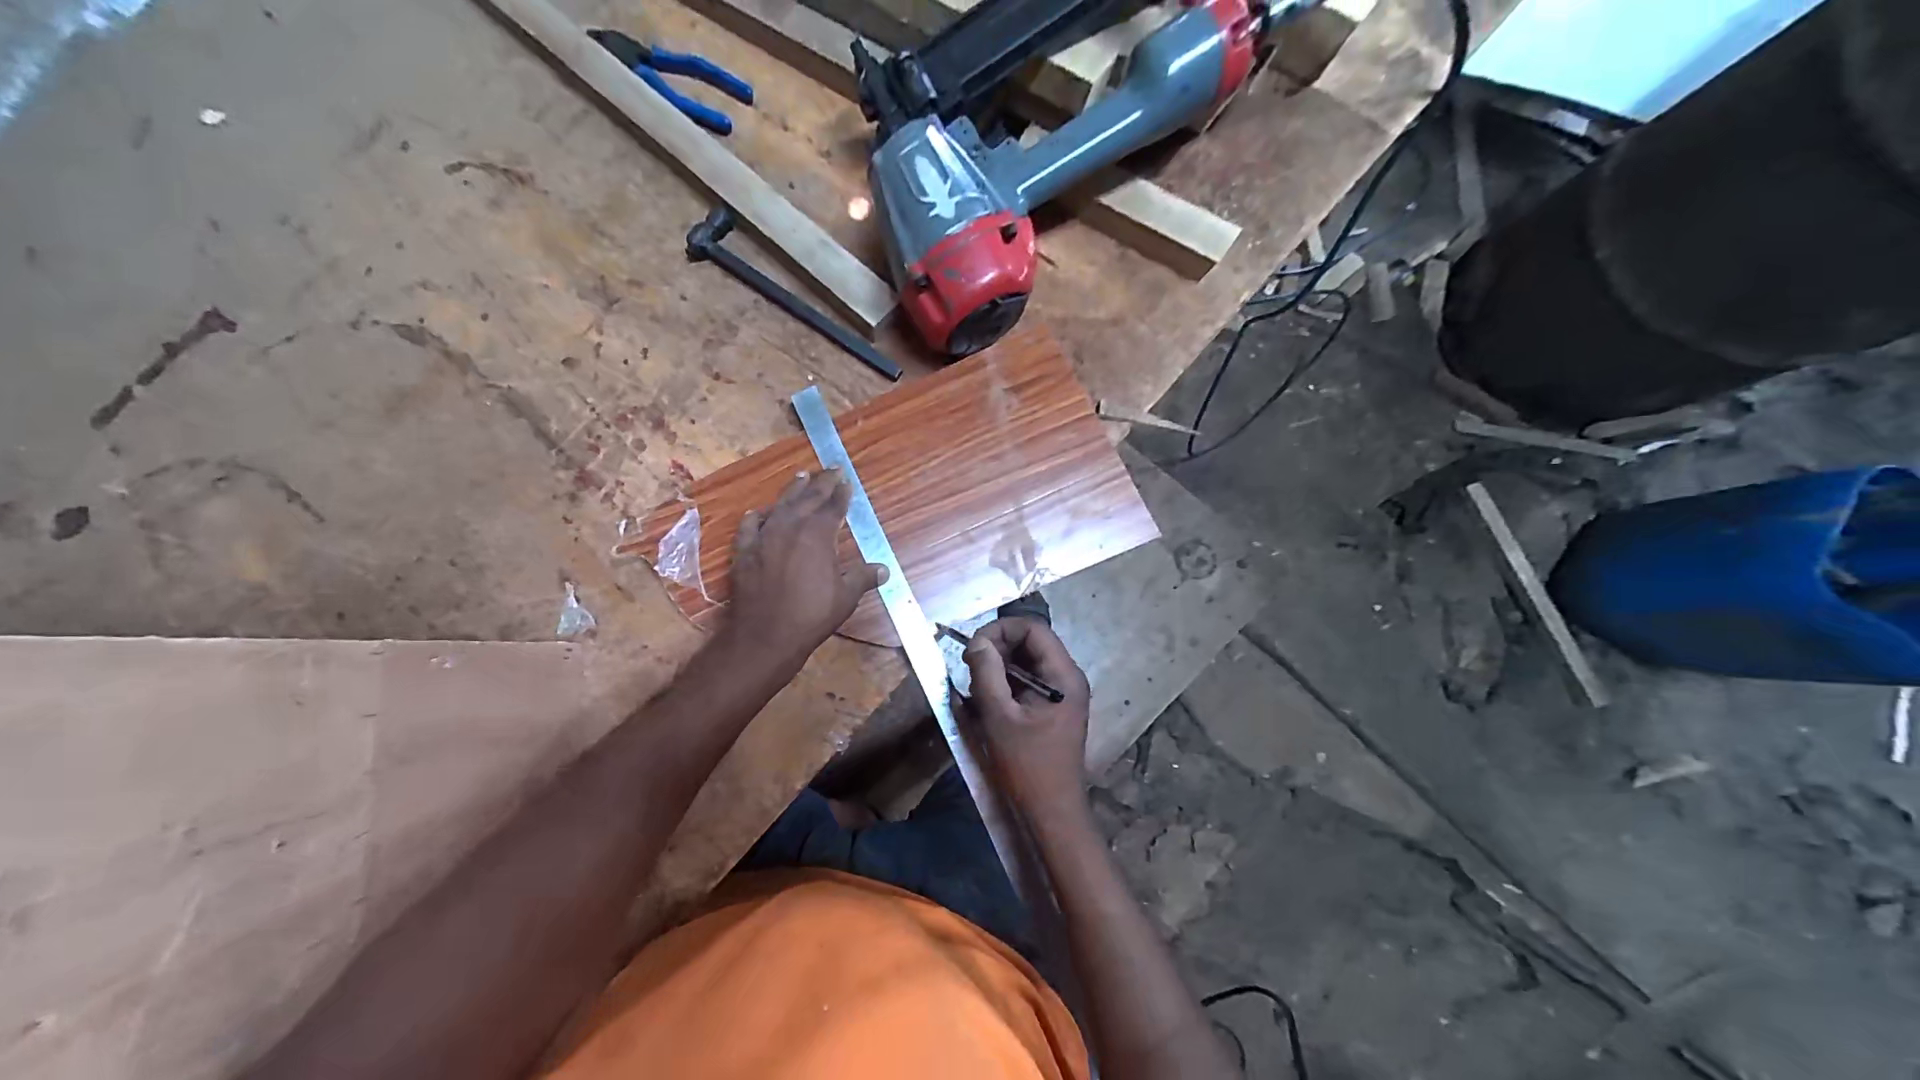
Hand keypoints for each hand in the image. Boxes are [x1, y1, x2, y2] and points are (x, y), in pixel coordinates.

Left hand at [719, 469, 885, 672]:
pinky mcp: (744, 551)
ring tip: (801, 476)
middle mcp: (791, 527)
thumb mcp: (845, 597)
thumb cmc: (812, 615)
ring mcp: (764, 537)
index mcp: (818, 534)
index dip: (841, 493)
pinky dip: (757, 516)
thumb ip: (863, 578)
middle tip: (830, 469)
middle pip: (808, 498)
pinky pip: (750, 526)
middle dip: (822, 483)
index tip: (847, 481)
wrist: (766, 634)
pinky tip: (759, 512)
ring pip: (781, 505)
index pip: (833, 506)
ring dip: (793, 490)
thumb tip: (884, 570)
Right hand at [961, 617, 1091, 819]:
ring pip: (1026, 662)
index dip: (1000, 630)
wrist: (1051, 812)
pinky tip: (988, 702)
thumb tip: (976, 642)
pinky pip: (1027, 681)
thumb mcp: (999, 716)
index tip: (972, 648)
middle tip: (969, 666)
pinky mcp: (1052, 708)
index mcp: (1064, 675)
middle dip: (997, 647)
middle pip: (1031, 642)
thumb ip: (986, 673)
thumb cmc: (1027, 766)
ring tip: (976, 687)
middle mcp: (1068, 678)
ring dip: (999, 667)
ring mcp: (1062, 693)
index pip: (1033, 629)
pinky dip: (1005, 684)